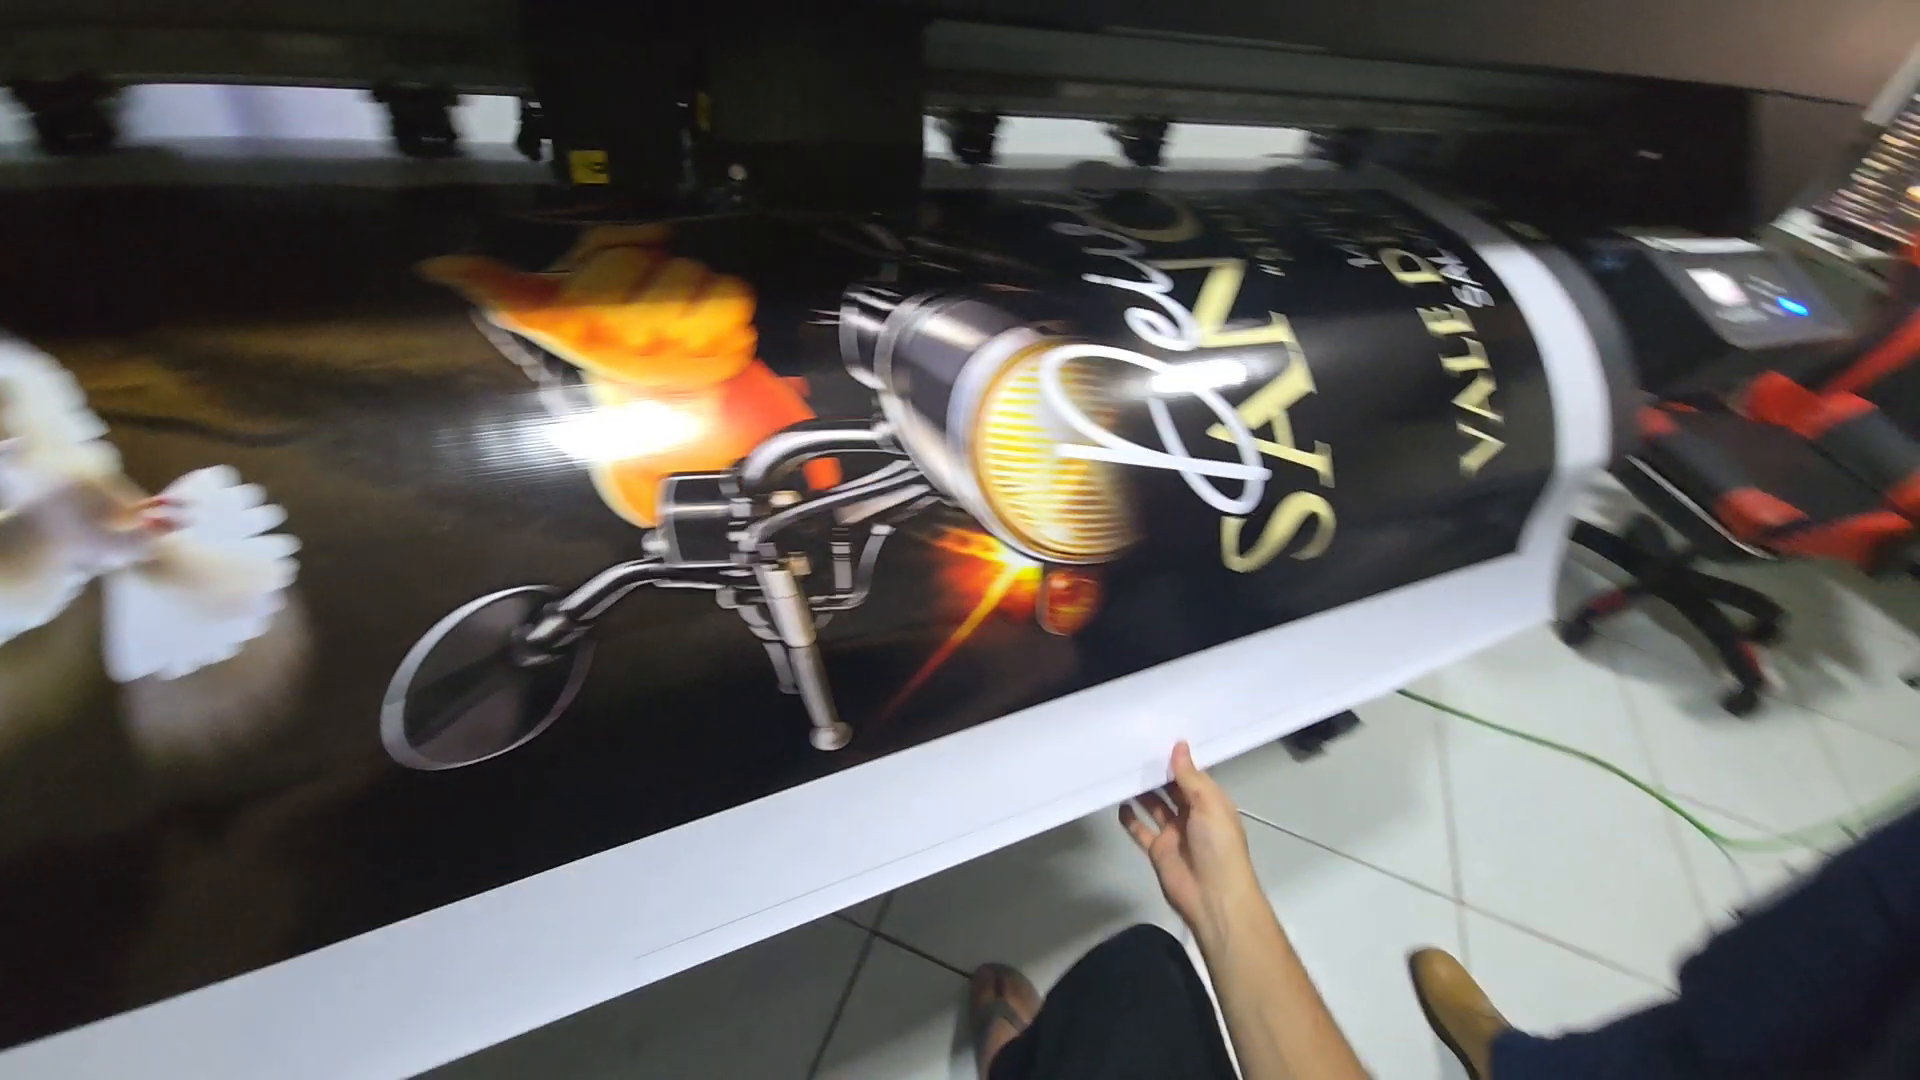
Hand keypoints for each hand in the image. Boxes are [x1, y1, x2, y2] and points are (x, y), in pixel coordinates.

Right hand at [1120, 741, 1264, 947]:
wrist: (1214, 898)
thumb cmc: (1219, 847)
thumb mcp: (1210, 806)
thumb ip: (1190, 777)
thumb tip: (1179, 745)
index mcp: (1211, 803)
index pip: (1193, 776)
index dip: (1178, 759)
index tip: (1158, 738)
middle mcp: (1193, 815)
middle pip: (1172, 789)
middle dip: (1158, 773)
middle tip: (1134, 750)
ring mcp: (1174, 833)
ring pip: (1155, 806)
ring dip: (1142, 791)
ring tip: (1124, 771)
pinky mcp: (1158, 850)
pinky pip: (1141, 830)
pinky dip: (1130, 818)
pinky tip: (1120, 804)